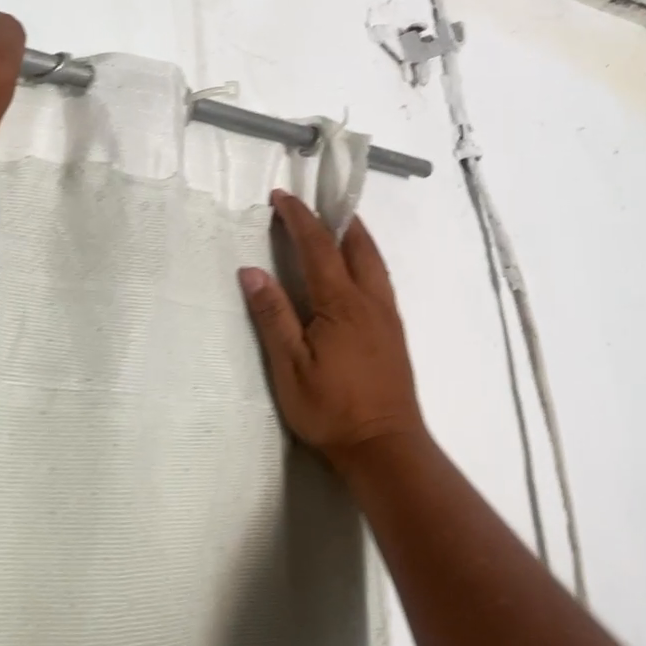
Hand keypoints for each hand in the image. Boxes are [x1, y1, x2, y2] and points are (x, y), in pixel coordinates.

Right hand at [240, 190, 424, 461]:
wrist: (386, 448)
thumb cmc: (332, 409)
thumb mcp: (289, 366)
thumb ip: (272, 315)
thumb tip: (251, 271)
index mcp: (341, 304)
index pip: (318, 247)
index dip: (299, 218)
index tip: (280, 197)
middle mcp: (370, 301)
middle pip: (357, 245)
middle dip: (334, 218)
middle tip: (311, 203)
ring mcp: (387, 317)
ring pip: (374, 261)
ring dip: (354, 235)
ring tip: (336, 224)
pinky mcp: (393, 333)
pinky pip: (380, 278)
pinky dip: (364, 257)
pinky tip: (353, 269)